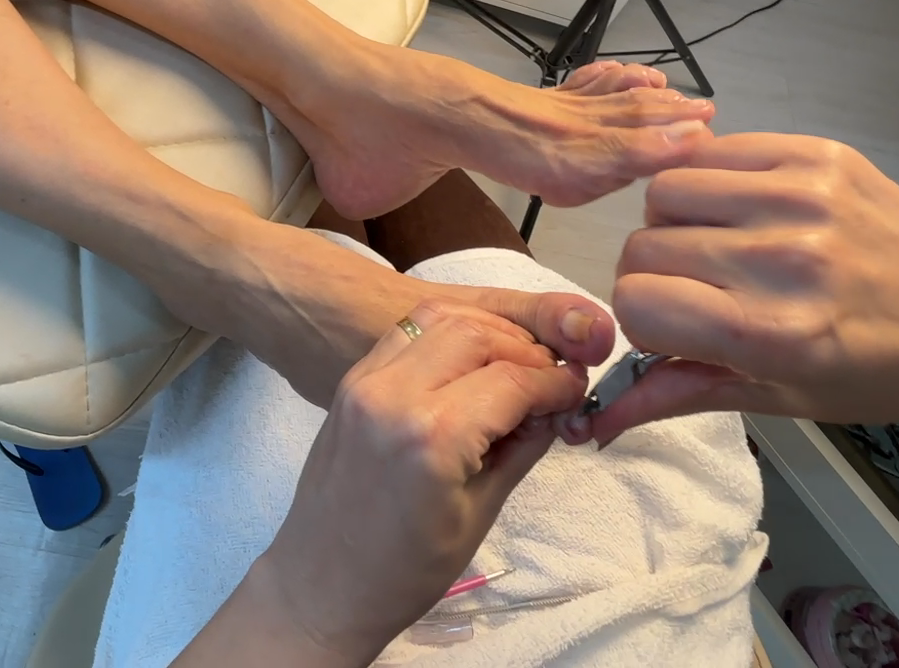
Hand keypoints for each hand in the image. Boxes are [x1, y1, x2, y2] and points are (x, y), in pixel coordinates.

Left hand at [249, 304, 586, 661]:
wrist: (322, 580)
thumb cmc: (405, 569)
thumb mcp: (479, 514)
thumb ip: (522, 446)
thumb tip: (557, 403)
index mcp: (432, 437)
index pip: (511, 380)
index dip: (554, 382)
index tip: (577, 389)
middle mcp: (395, 393)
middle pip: (477, 333)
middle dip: (523, 348)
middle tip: (547, 376)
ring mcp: (366, 379)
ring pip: (439, 318)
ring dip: (485, 331)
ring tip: (512, 362)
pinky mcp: (352, 378)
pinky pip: (407, 331)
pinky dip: (445, 332)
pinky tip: (467, 359)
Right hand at [581, 133, 898, 443]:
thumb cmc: (873, 371)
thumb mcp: (775, 399)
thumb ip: (676, 395)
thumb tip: (592, 422)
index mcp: (772, 333)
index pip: (635, 301)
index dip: (642, 318)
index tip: (675, 325)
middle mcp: (783, 259)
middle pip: (641, 246)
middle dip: (654, 272)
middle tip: (700, 285)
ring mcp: (800, 196)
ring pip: (663, 190)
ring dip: (674, 219)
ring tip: (719, 240)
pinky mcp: (813, 153)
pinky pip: (707, 151)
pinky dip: (707, 179)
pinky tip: (743, 206)